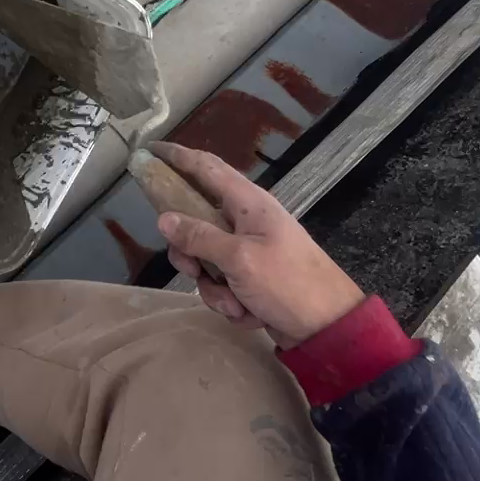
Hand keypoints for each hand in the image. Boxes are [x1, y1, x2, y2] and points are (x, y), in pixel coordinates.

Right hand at [148, 141, 363, 346]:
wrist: (331, 330)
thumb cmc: (289, 284)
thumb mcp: (238, 259)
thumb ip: (198, 237)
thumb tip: (163, 219)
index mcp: (247, 203)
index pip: (205, 167)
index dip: (176, 156)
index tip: (149, 151)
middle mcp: (245, 220)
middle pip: (195, 220)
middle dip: (188, 251)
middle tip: (190, 269)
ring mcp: (247, 250)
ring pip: (204, 257)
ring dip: (213, 286)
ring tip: (234, 302)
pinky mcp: (250, 277)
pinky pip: (221, 282)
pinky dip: (230, 300)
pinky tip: (249, 313)